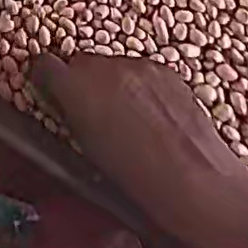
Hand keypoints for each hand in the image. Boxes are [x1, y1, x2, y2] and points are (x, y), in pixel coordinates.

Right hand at [33, 54, 247, 247]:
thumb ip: (71, 114)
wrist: (203, 185)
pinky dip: (140, 86)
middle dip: (83, 82)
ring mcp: (135, 64)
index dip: (48, 78)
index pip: (44, 64)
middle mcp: (101, 66)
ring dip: (113, 83)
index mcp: (74, 87)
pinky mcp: (163, 68)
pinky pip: (139, 71)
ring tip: (131, 118)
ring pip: (111, 66)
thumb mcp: (89, 149)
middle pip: (79, 62)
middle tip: (95, 112)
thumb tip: (64, 101)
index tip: (53, 91)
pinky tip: (154, 115)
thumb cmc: (140, 181)